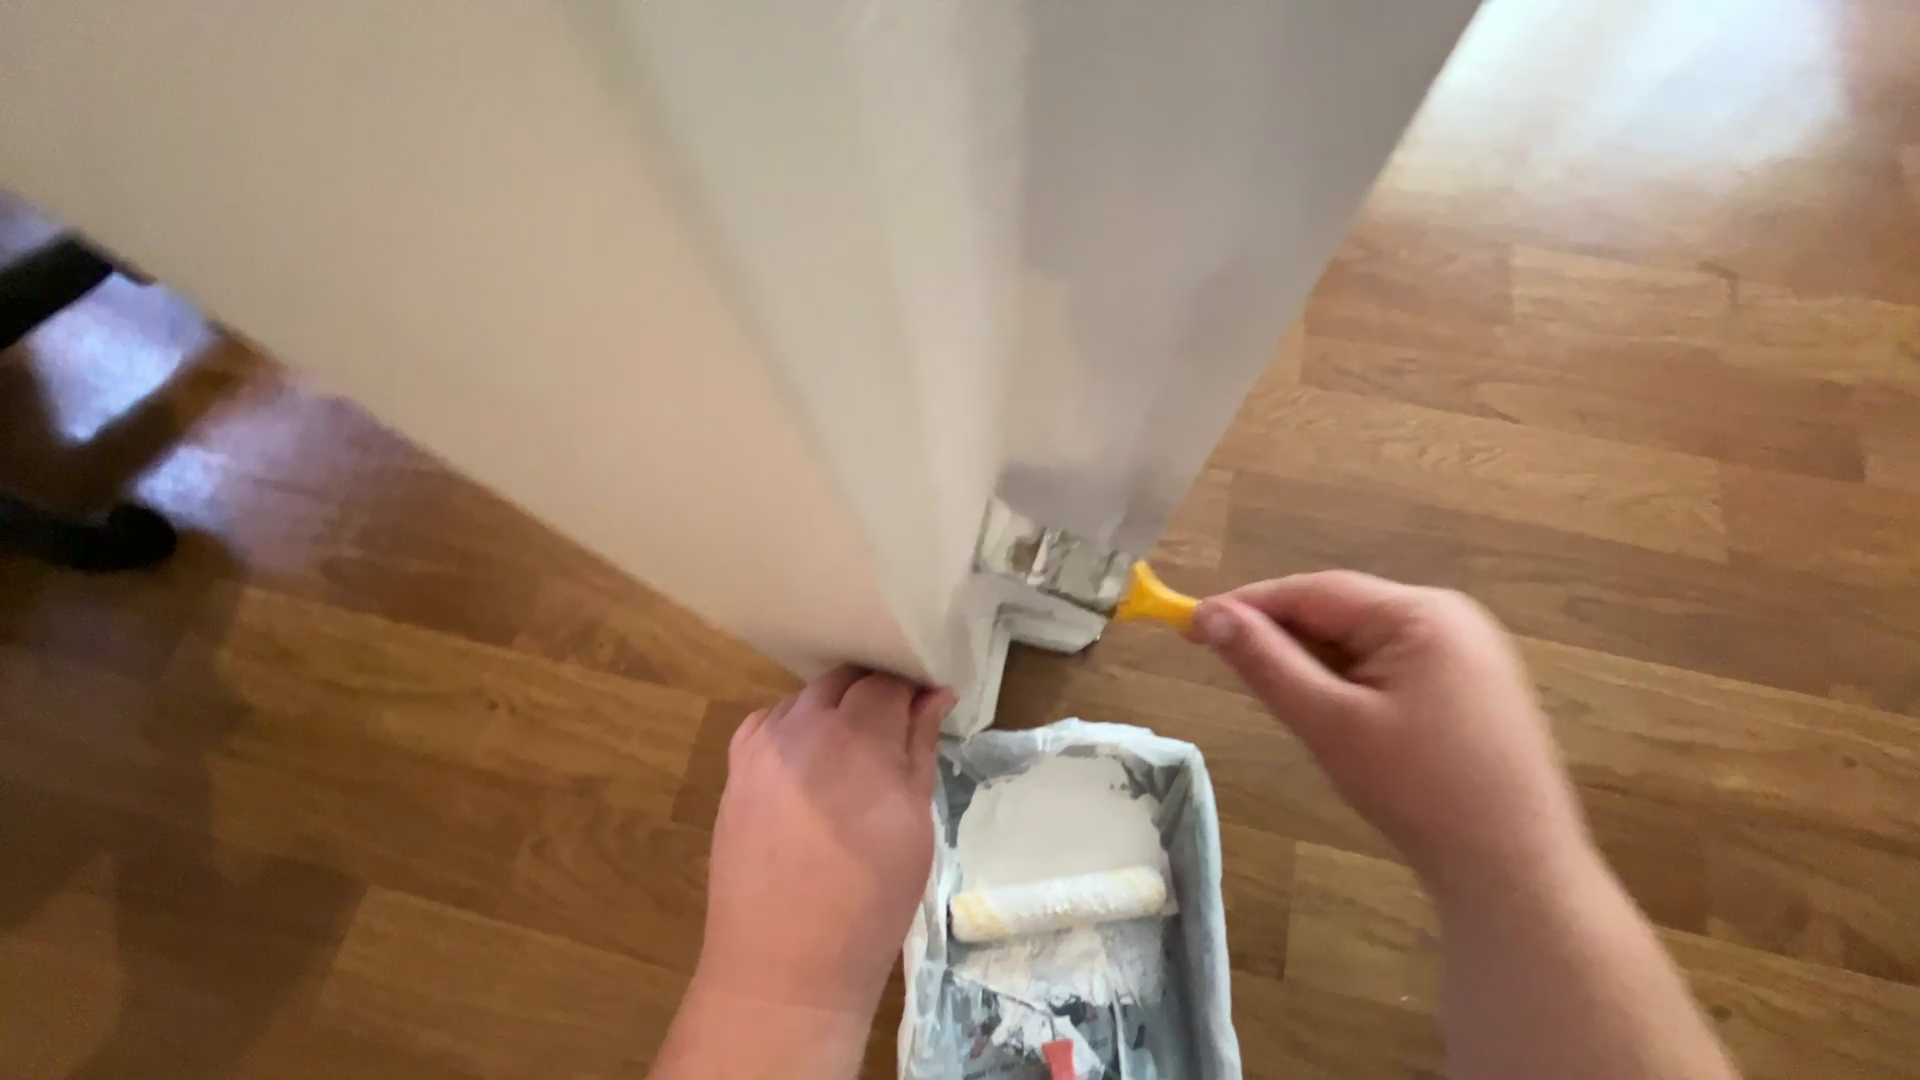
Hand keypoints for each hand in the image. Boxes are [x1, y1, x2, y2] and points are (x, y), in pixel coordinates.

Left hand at [694, 666, 954, 1016]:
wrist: (786, 967)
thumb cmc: (872, 898)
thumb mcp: (916, 820)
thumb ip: (921, 746)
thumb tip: (935, 695)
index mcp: (858, 734)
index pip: (889, 680)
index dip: (912, 690)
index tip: (927, 708)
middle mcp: (804, 725)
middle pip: (845, 681)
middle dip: (874, 695)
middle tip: (894, 732)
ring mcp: (763, 745)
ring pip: (806, 699)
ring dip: (834, 710)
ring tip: (851, 754)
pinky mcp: (736, 769)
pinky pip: (769, 725)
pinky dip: (794, 729)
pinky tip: (808, 765)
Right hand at [1190, 571, 1588, 898]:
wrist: (1514, 872)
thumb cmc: (1417, 790)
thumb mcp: (1328, 721)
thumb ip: (1265, 661)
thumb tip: (1208, 614)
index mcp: (1420, 613)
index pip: (1313, 590)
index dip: (1247, 604)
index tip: (1192, 624)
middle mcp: (1449, 616)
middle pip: (1338, 610)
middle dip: (1280, 633)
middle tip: (1226, 660)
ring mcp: (1466, 649)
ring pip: (1360, 637)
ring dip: (1311, 658)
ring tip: (1276, 690)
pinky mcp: (1469, 683)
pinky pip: (1387, 661)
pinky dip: (1346, 677)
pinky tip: (1330, 709)